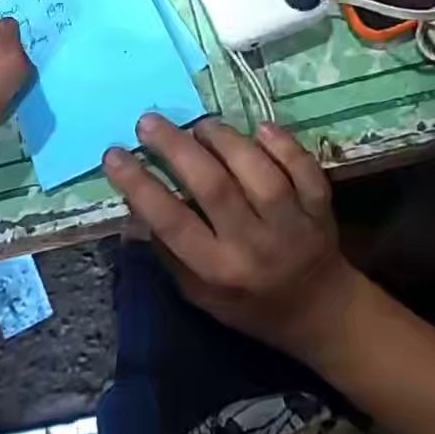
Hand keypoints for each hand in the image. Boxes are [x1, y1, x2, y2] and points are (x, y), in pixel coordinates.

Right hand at [102, 114, 364, 360]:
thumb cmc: (248, 302)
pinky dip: (283, 145)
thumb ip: (167, 250)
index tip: (113, 153)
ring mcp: (292, 224)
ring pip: (258, 172)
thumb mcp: (198, 292)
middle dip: (176, 147)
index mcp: (218, 271)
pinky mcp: (320, 207)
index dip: (139, 184)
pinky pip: (303, 169)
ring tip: (200, 124)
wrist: (320, 312)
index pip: (171, 221)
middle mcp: (254, 245)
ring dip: (225, 140)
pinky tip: (260, 127)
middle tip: (149, 121)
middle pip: (213, 186)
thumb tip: (133, 203)